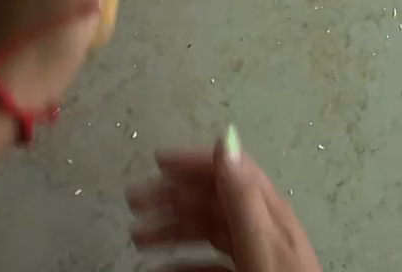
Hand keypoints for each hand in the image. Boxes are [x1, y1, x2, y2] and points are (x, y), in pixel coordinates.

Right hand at [127, 129, 322, 271]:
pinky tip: (161, 269)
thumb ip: (242, 196)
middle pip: (212, 199)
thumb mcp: (260, 241)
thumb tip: (226, 142)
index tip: (159, 162)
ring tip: (138, 236)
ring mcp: (253, 250)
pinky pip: (210, 262)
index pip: (228, 168)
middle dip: (173, 195)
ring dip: (172, 227)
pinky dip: (184, 262)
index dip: (194, 161)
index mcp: (265, 208)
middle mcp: (259, 223)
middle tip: (136, 201)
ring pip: (207, 230)